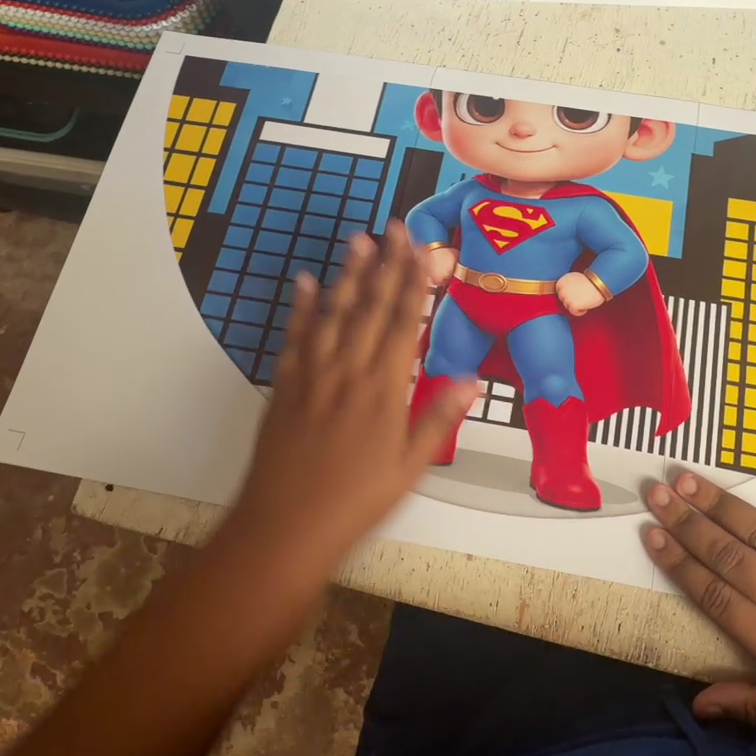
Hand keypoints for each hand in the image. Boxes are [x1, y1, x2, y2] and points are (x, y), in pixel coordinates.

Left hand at [229, 224, 475, 565]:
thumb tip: (471, 378)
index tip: (419, 250)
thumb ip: (438, 418)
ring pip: (333, 314)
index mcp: (384, 391)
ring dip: (348, 276)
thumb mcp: (410, 467)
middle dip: (385, 265)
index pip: (402, 324)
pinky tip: (306, 282)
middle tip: (393, 228)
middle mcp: (349, 373)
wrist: (285, 527)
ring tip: (359, 240)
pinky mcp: (284, 387)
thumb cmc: (357, 502)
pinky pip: (295, 338)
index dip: (412, 283)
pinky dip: (301, 308)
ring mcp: (313, 376)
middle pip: (370, 309)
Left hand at [555, 271, 605, 315]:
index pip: (559, 292)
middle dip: (571, 300)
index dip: (568, 294)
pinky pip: (573, 312)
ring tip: (584, 302)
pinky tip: (585, 308)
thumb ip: (568, 285)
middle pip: (563, 300)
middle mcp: (562, 289)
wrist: (600, 283)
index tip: (575, 295)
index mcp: (561, 281)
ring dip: (575, 306)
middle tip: (581, 299)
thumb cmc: (591, 281)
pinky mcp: (572, 305)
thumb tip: (565, 293)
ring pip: (568, 307)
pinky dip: (579, 312)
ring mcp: (566, 298)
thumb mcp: (575, 278)